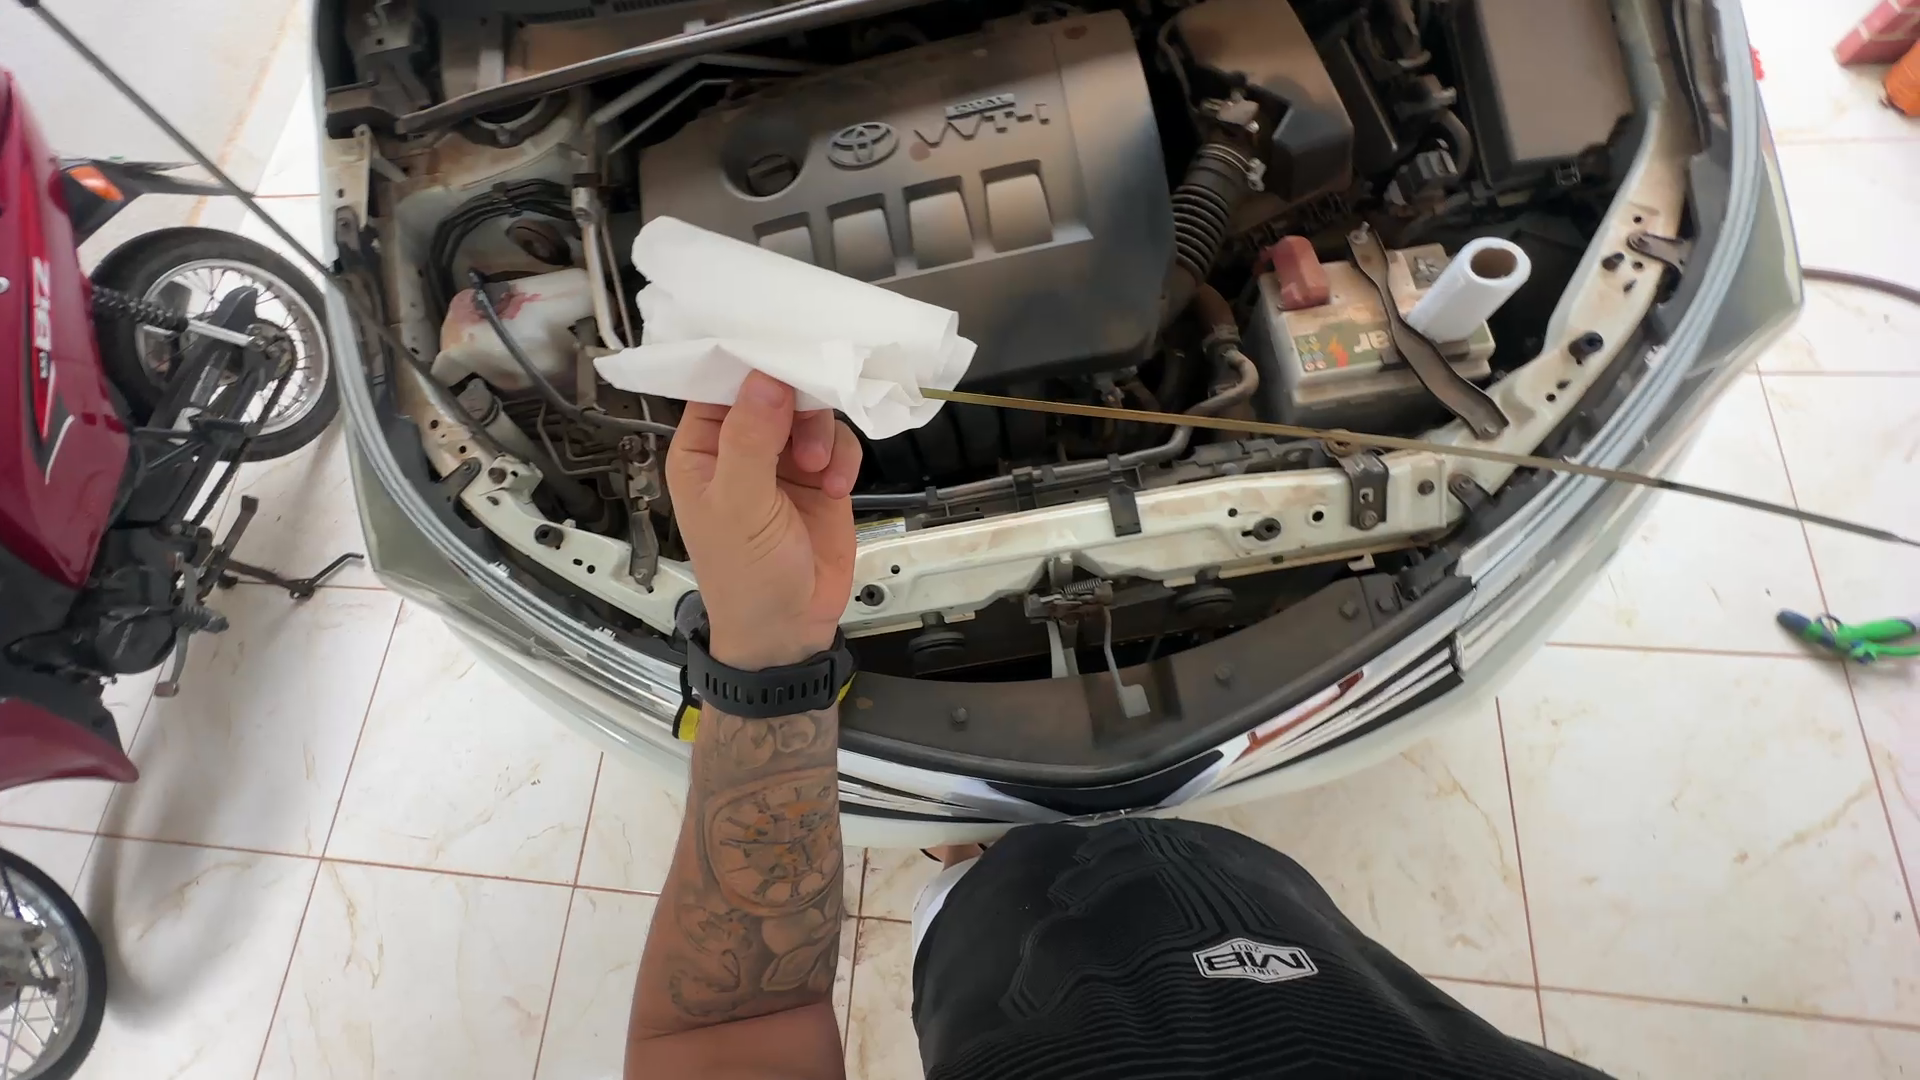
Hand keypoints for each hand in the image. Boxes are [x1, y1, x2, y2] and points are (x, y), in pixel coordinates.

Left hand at [666, 372, 862, 670]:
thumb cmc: (746, 574)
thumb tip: (765, 376)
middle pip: (773, 392)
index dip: (747, 365)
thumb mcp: (740, 505)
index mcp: (703, 449)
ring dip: (822, 436)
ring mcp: (785, 463)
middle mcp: (742, 448)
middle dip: (796, 404)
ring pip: (811, 413)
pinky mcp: (821, 478)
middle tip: (807, 428)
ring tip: (820, 472)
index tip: (780, 347)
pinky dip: (843, 459)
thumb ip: (751, 439)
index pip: (718, 386)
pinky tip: (837, 488)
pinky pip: (838, 443)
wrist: (791, 626)